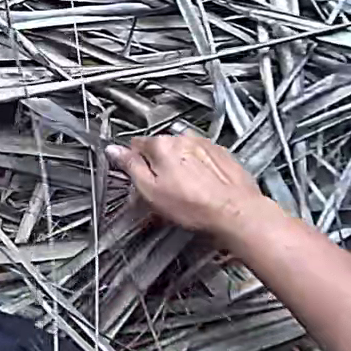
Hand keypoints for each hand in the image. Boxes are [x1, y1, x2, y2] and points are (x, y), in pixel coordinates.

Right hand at [106, 134, 281, 239]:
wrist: (236, 212)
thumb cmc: (196, 206)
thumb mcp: (150, 191)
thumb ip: (130, 166)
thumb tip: (114, 151)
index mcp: (160, 145)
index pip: (135, 145)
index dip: (134, 163)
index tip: (139, 178)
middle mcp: (182, 138)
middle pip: (159, 149)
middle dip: (158, 167)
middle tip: (163, 191)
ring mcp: (203, 144)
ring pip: (181, 153)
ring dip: (180, 167)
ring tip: (186, 193)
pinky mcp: (221, 154)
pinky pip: (201, 158)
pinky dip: (199, 170)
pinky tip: (202, 189)